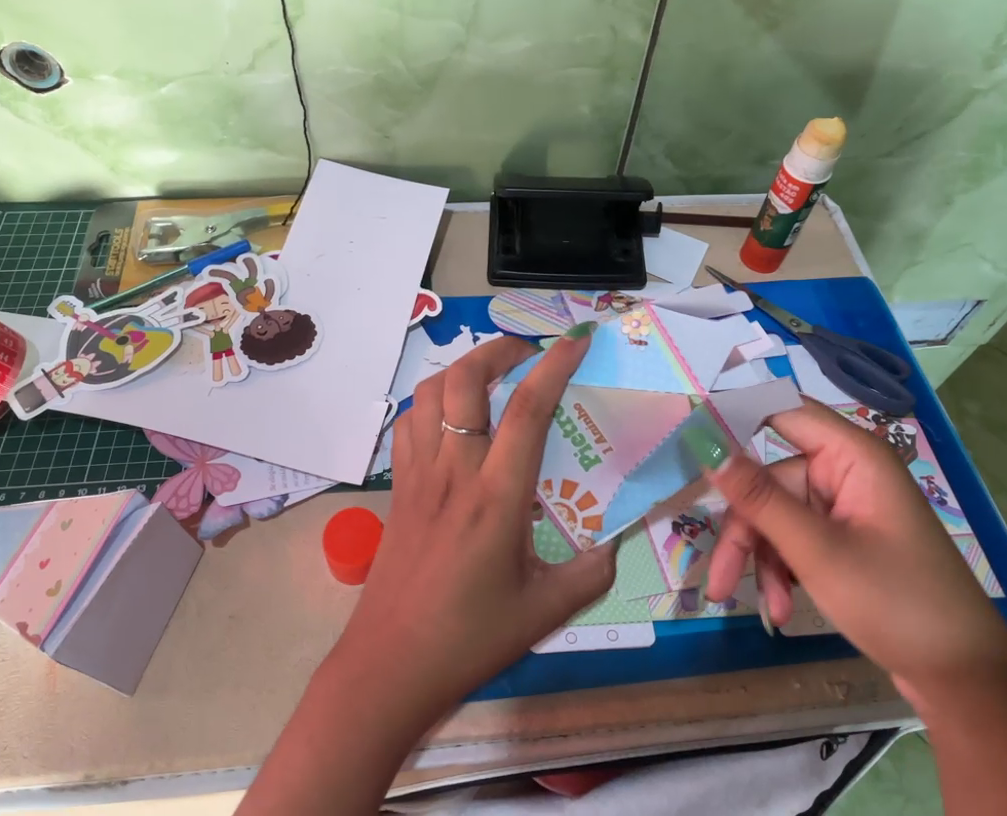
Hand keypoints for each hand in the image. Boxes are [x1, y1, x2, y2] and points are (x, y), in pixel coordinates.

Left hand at [331, 328, 615, 714]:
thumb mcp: (546, 612)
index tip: (576, 340)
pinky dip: (431, 402)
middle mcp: (454, 471)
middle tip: (528, 353)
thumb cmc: (470, 639)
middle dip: (498, 350)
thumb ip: (591, 573)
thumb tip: (615, 543)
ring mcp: (418, 475)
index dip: (554, 365)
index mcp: (497, 495)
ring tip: (490, 376)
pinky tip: (451, 418)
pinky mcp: (398, 488)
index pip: (528, 408)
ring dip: (461, 369)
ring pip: (429, 393)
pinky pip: (409, 424)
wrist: (391, 664)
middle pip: (465, 380)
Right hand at [704, 400, 1006, 704]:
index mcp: (853, 456)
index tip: (687, 438)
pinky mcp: (846, 540)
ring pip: (777, 515)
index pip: (781, 411)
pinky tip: (782, 609)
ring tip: (760, 608)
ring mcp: (847, 508)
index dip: (733, 417)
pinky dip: (782, 570)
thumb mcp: (817, 552)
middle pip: (770, 480)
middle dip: (745, 532)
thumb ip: (759, 497)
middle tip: (719, 581)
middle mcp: (848, 472)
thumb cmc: (896, 601)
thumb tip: (707, 446)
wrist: (962, 677)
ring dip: (762, 560)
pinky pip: (796, 539)